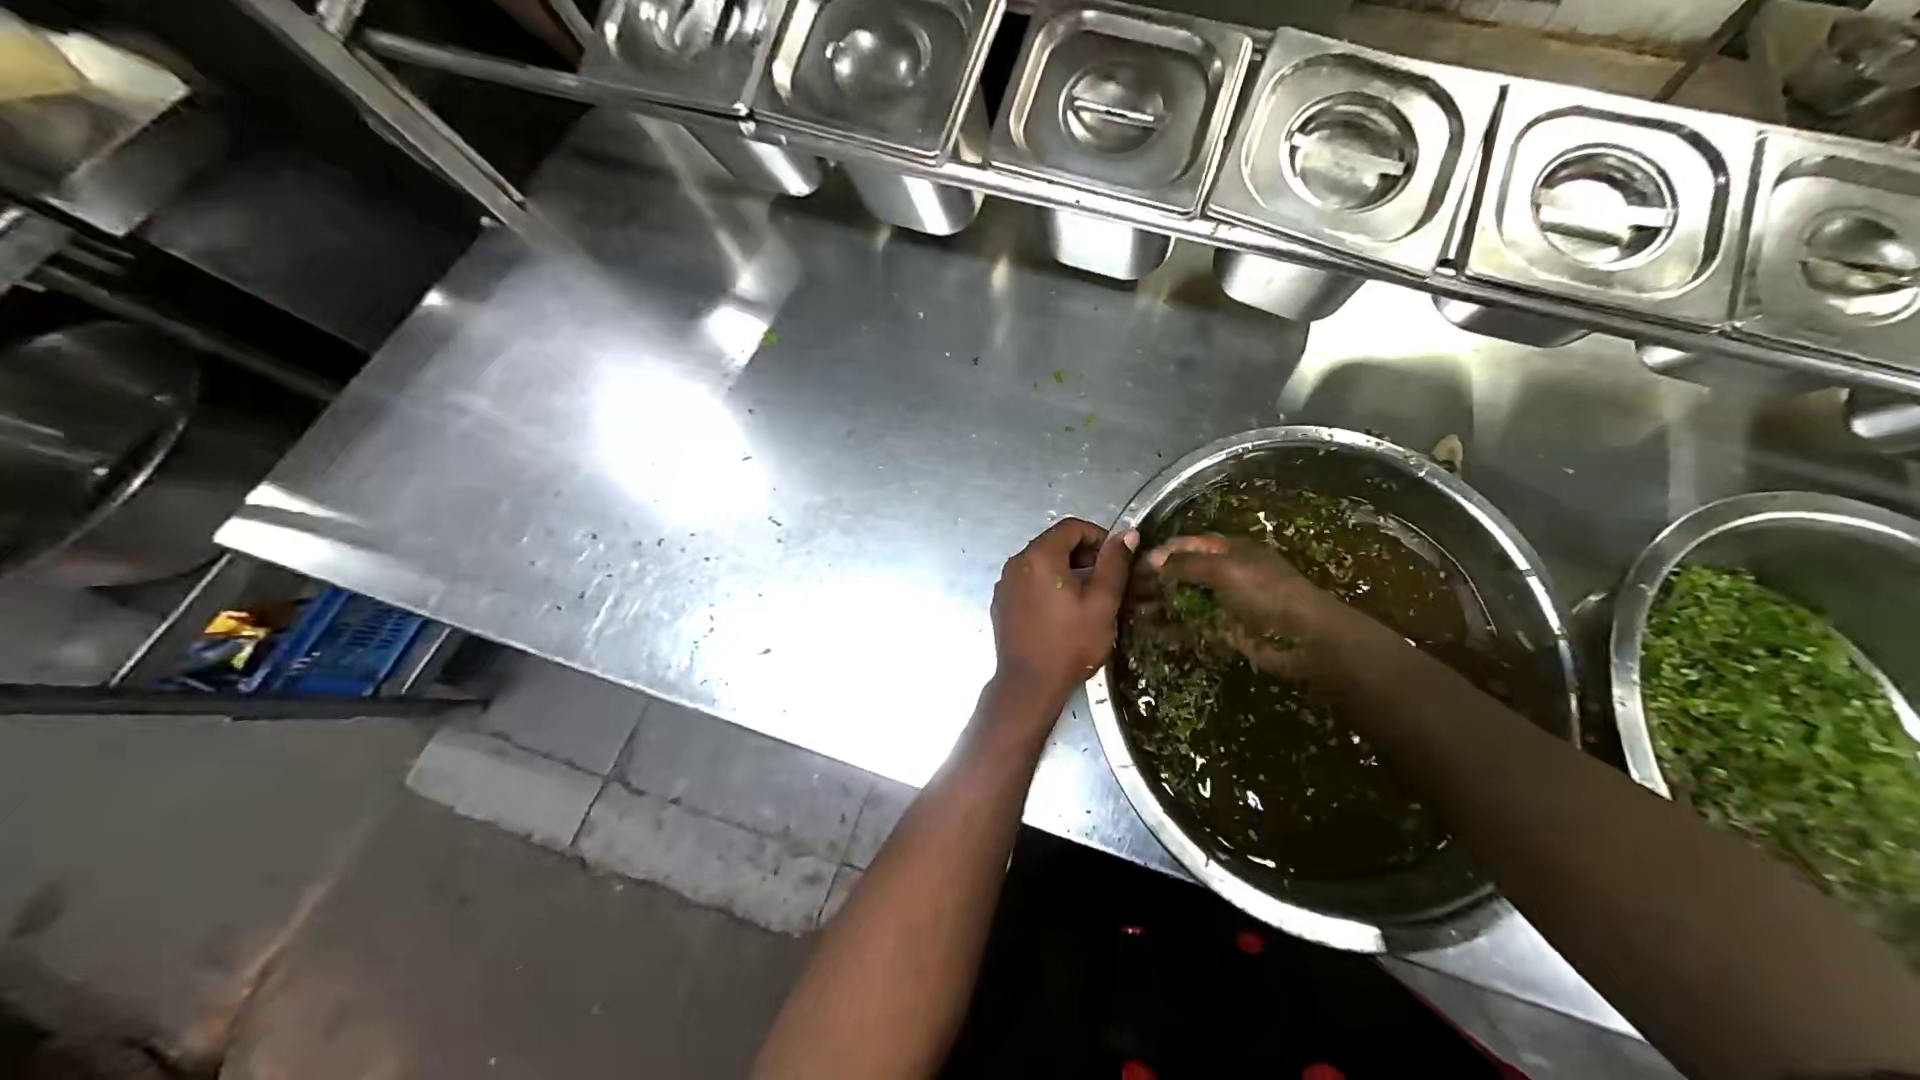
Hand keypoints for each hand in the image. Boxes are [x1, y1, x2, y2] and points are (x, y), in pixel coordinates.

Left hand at [991, 518, 1136, 704]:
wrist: (1029, 684)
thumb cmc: (1070, 644)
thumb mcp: (1102, 603)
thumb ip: (1115, 564)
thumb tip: (1128, 534)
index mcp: (1040, 556)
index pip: (1072, 527)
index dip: (1099, 537)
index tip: (1115, 559)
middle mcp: (1016, 563)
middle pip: (1054, 542)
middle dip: (1083, 554)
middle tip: (1104, 580)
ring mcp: (1004, 584)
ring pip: (1040, 563)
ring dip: (1066, 570)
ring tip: (1086, 598)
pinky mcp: (1001, 603)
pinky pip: (1028, 582)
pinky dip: (1047, 586)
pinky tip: (1061, 612)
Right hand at [1144, 534, 1386, 679]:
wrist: (1304, 639)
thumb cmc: (1267, 593)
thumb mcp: (1226, 569)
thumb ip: (1187, 564)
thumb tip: (1153, 559)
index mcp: (1231, 551)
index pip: (1189, 544)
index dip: (1163, 550)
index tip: (1133, 561)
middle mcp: (1226, 573)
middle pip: (1184, 571)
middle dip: (1156, 578)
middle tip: (1124, 587)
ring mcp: (1225, 603)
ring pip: (1184, 599)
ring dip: (1159, 602)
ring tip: (1129, 608)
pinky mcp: (1224, 630)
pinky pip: (1192, 625)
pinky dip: (1171, 627)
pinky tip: (1147, 629)